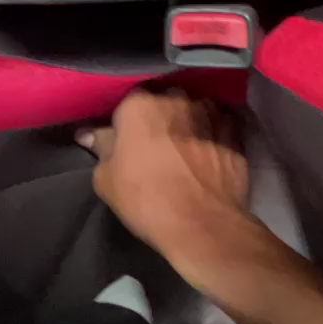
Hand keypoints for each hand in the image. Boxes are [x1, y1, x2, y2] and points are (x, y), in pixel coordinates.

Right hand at [82, 90, 261, 287]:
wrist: (204, 226)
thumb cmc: (148, 201)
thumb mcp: (107, 181)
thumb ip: (101, 148)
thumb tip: (89, 134)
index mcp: (139, 105)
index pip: (128, 104)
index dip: (127, 124)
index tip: (129, 143)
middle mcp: (175, 97)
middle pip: (163, 101)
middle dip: (160, 118)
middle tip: (157, 146)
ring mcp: (208, 110)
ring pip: (193, 108)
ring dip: (188, 122)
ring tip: (186, 149)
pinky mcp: (233, 128)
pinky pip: (220, 121)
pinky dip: (214, 131)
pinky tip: (210, 149)